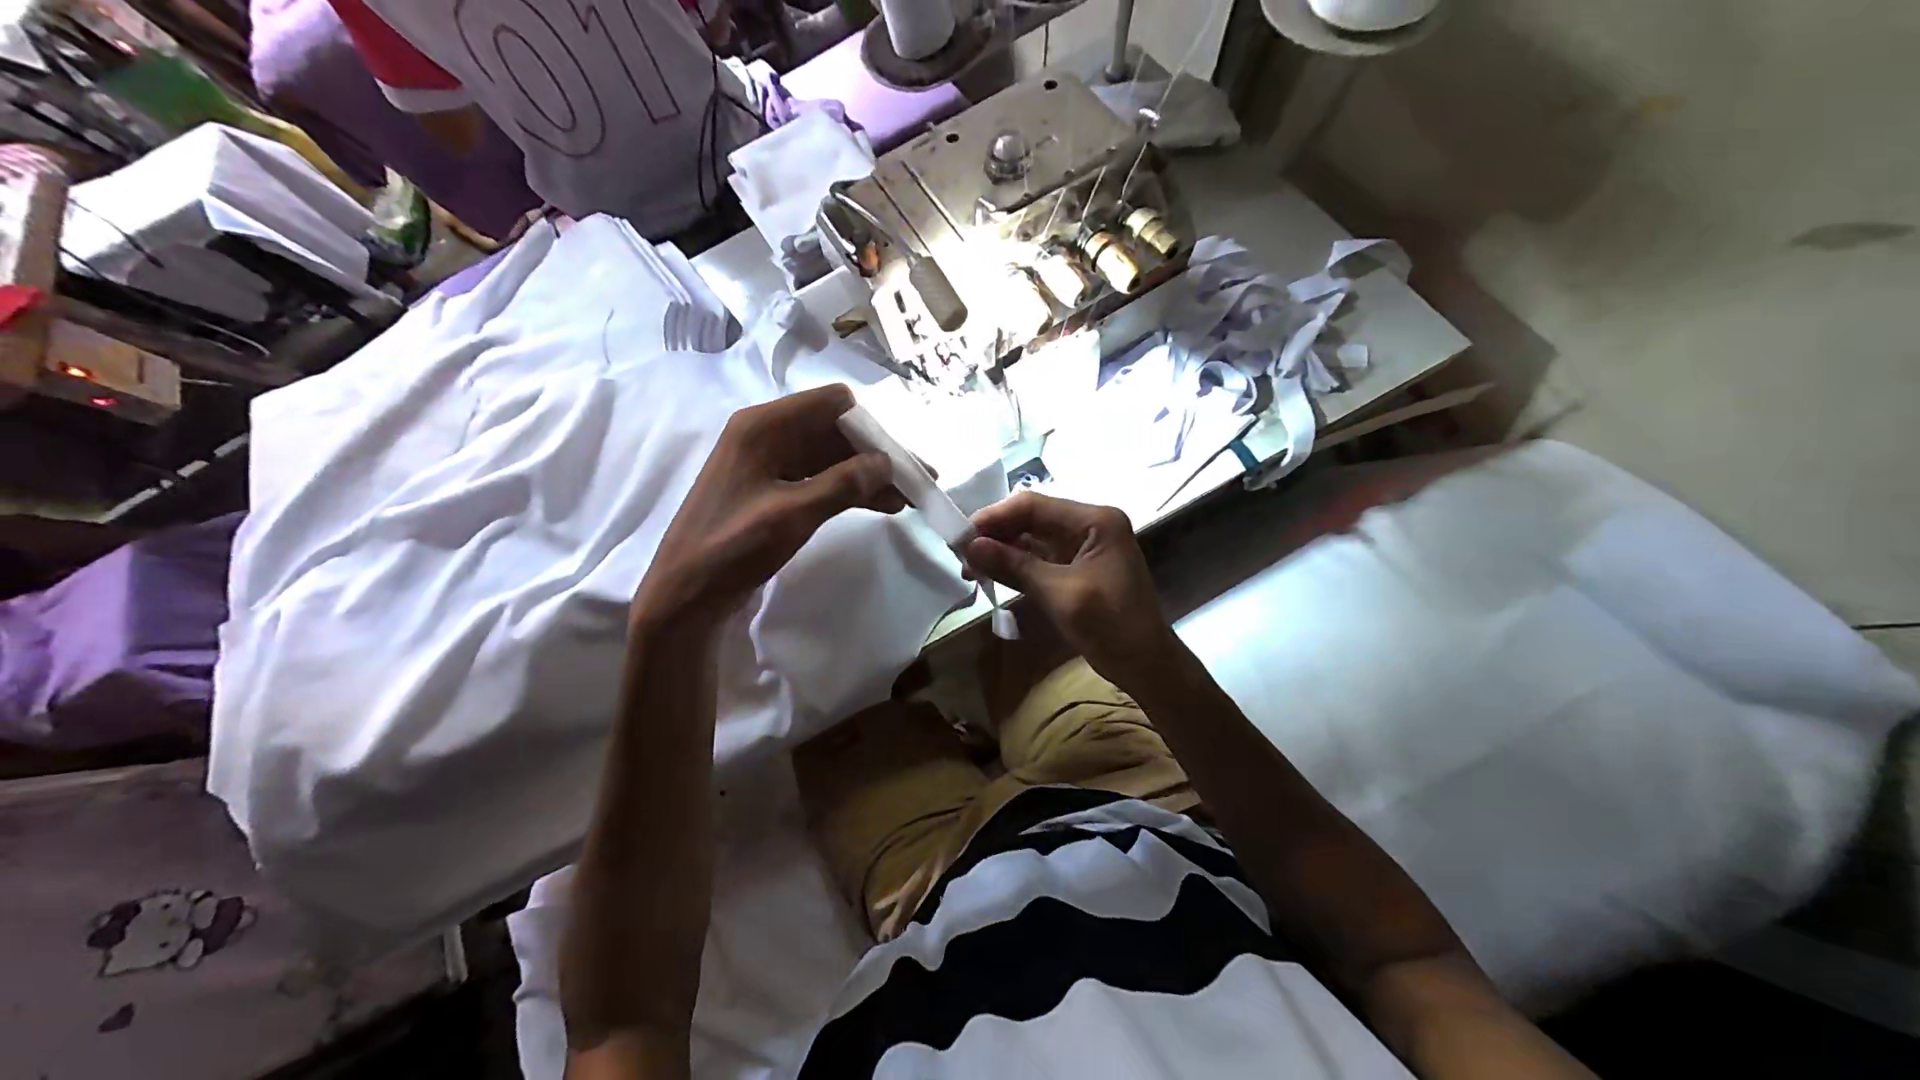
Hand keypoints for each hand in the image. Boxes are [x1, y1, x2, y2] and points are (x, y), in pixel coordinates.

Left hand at [634, 385, 901, 626]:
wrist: (686, 594)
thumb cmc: (732, 547)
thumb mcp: (792, 514)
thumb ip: (843, 484)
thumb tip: (887, 462)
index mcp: (764, 426)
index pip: (833, 403)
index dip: (870, 427)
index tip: (900, 459)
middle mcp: (768, 434)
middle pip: (836, 430)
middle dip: (876, 454)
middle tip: (918, 480)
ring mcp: (770, 463)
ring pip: (832, 457)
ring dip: (868, 475)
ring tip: (908, 499)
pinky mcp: (773, 490)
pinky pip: (821, 479)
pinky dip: (850, 490)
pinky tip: (882, 505)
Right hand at [965, 493, 1176, 683]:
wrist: (1146, 665)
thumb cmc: (1112, 626)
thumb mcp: (1060, 594)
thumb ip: (1015, 566)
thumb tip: (970, 547)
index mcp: (1095, 520)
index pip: (1033, 506)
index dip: (995, 518)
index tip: (961, 536)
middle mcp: (1089, 526)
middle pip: (1030, 520)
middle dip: (995, 536)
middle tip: (960, 557)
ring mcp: (1083, 547)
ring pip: (1031, 540)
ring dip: (1001, 552)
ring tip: (968, 570)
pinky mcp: (1076, 569)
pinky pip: (1038, 560)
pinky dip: (1015, 567)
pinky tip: (990, 577)